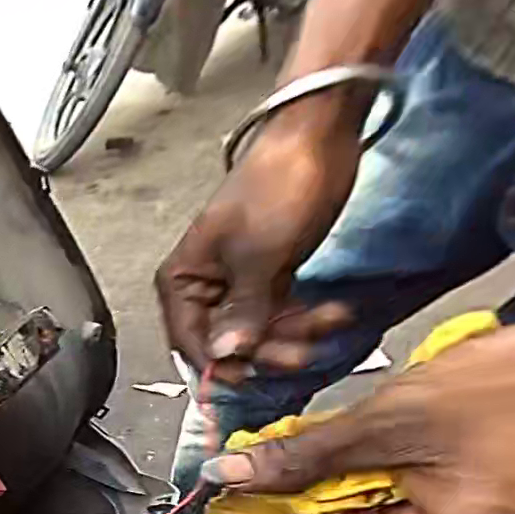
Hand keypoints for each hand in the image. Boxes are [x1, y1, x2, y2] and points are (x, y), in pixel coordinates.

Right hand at [156, 118, 360, 382]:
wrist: (318, 135)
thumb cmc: (276, 189)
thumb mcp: (259, 256)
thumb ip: (241, 311)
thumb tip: (226, 355)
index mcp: (181, 283)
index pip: (189, 339)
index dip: (218, 363)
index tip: (251, 378)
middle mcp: (202, 288)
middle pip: (225, 338)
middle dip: (266, 348)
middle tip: (303, 355)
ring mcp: (235, 282)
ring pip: (255, 328)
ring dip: (292, 333)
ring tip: (331, 322)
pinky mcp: (267, 273)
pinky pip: (278, 310)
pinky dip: (303, 317)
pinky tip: (333, 313)